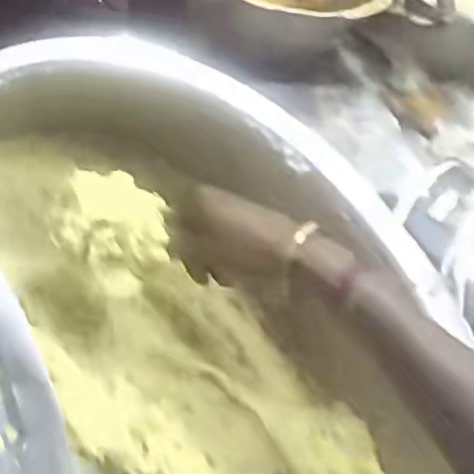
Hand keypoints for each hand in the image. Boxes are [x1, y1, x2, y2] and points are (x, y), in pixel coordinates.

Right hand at [181, 185, 361, 291]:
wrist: (304, 259)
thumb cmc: (247, 255)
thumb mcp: (206, 252)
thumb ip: (181, 245)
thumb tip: (169, 244)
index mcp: (198, 197)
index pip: (171, 216)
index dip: (174, 240)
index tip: (180, 262)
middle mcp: (213, 197)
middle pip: (190, 223)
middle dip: (192, 248)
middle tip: (200, 272)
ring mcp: (236, 208)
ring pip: (210, 230)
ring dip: (210, 253)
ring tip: (220, 276)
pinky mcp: (256, 222)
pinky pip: (230, 236)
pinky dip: (228, 252)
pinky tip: (237, 272)